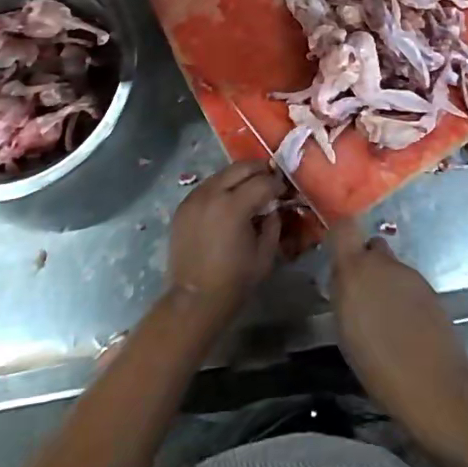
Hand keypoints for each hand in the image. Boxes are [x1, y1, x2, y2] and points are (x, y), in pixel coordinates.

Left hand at [166, 163, 282, 320]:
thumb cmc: (234, 281)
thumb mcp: (265, 254)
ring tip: (249, 190)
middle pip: (241, 167)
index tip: (285, 191)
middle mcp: (212, 194)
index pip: (263, 181)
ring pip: (223, 173)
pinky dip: (221, 187)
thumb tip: (273, 207)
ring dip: (240, 177)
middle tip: (271, 181)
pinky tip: (228, 202)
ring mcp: (194, 198)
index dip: (278, 184)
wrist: (194, 299)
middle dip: (260, 170)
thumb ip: (273, 224)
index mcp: (234, 206)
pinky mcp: (183, 206)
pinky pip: (207, 186)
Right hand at [328, 220, 467, 466]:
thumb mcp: (345, 331)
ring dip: (384, 282)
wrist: (434, 387)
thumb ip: (343, 293)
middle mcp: (384, 264)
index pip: (345, 228)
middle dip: (364, 264)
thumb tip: (343, 277)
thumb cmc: (378, 367)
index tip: (337, 256)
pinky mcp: (430, 289)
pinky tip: (404, 325)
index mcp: (356, 270)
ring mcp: (410, 275)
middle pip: (371, 247)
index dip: (341, 237)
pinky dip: (402, 296)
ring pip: (390, 267)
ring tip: (383, 317)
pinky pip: (407, 283)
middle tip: (360, 295)